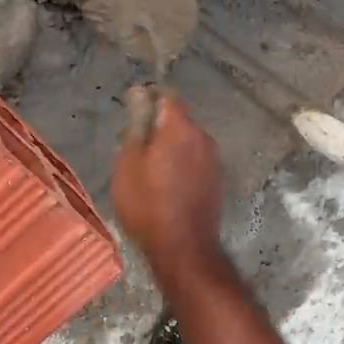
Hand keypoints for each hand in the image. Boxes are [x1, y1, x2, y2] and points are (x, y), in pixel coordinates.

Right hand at [111, 89, 223, 270]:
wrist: (183, 249)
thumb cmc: (147, 202)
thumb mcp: (128, 162)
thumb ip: (136, 125)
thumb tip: (140, 94)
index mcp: (180, 128)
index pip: (167, 96)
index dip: (148, 99)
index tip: (131, 113)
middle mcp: (203, 138)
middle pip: (179, 119)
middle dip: (158, 125)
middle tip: (133, 145)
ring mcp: (213, 161)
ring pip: (188, 141)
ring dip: (169, 146)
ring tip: (147, 168)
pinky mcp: (216, 182)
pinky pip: (194, 160)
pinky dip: (180, 164)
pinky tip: (165, 183)